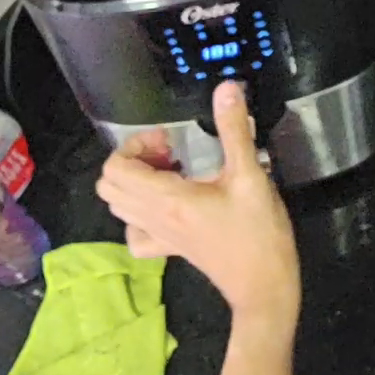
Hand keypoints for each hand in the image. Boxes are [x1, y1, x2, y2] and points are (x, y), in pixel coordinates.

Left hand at [96, 81, 300, 332]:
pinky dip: (141, 213)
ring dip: (137, 181)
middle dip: (135, 159)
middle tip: (171, 153)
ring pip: (119, 205)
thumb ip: (234, 130)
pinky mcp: (169, 250)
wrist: (264, 286)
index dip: (136, 146)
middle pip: (110, 185)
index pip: (117, 168)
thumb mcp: (251, 175)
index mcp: (167, 199)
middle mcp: (154, 219)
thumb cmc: (258, 231)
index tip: (170, 141)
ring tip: (173, 172)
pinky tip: (167, 205)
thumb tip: (226, 88)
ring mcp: (159, 237)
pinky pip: (135, 231)